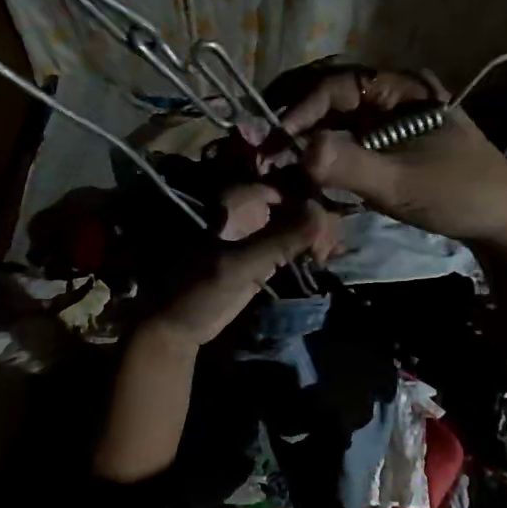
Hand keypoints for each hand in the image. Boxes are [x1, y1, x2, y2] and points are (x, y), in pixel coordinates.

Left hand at [143, 198, 338, 349]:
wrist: (177, 326)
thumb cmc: (195, 290)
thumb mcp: (237, 265)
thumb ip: (278, 241)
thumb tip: (322, 213)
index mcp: (233, 197)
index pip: (283, 181)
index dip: (310, 192)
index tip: (328, 220)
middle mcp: (247, 205)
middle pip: (295, 196)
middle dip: (318, 214)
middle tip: (329, 246)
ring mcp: (256, 227)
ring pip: (298, 217)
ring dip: (317, 231)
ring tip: (329, 253)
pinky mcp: (263, 250)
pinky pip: (293, 239)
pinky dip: (310, 245)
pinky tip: (326, 256)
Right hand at [284, 69, 506, 250]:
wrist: (503, 224)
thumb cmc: (459, 194)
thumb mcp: (402, 182)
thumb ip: (350, 165)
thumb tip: (297, 149)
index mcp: (402, 89)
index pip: (337, 85)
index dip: (300, 109)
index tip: (274, 139)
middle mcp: (391, 98)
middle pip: (328, 97)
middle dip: (292, 118)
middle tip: (258, 142)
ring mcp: (388, 123)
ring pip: (331, 120)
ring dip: (301, 138)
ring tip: (271, 161)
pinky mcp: (385, 148)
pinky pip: (342, 143)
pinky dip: (317, 156)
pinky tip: (297, 174)